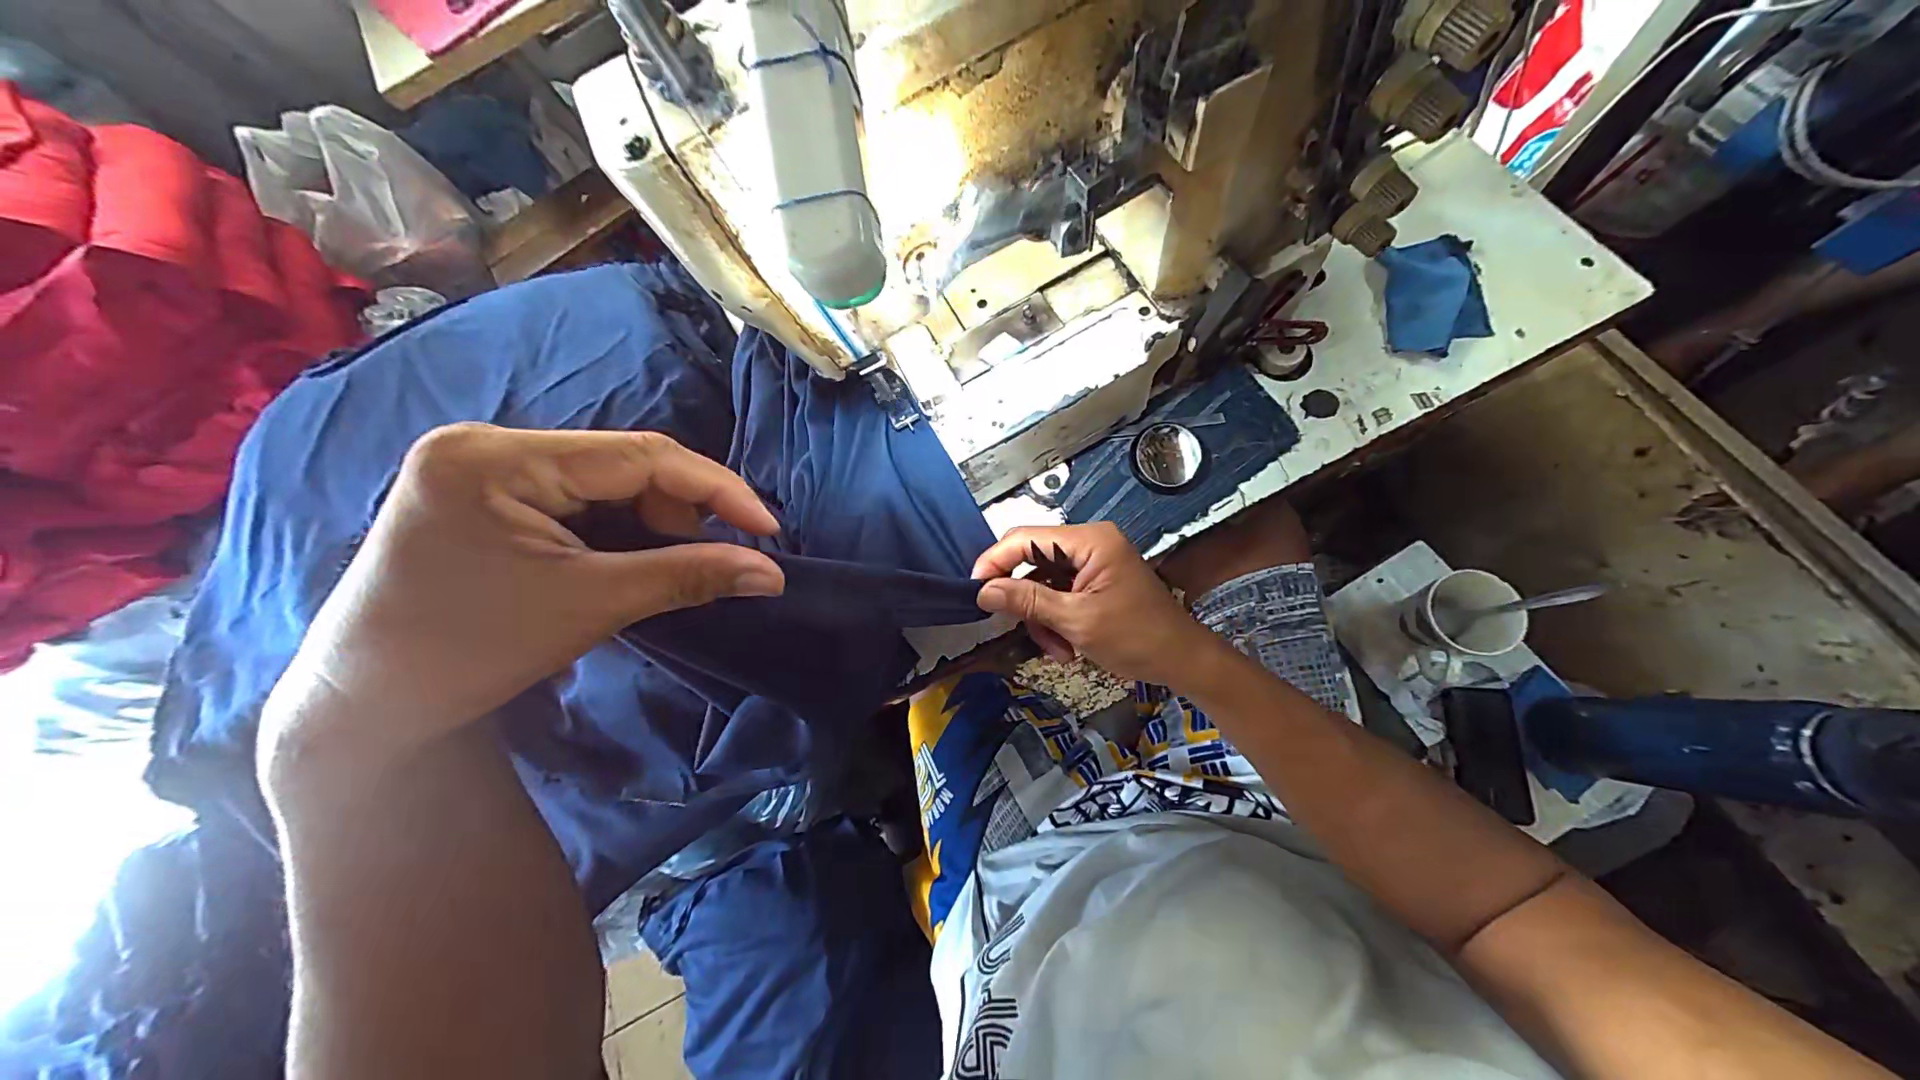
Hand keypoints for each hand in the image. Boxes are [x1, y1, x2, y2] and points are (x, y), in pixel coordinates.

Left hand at [260, 424, 785, 785]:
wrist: (364, 706)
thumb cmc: (471, 652)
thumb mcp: (591, 605)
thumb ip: (689, 575)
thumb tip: (771, 573)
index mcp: (498, 458)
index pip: (639, 455)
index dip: (715, 488)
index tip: (766, 529)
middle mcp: (486, 444)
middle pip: (622, 465)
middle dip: (677, 513)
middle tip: (711, 561)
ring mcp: (480, 466)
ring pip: (603, 482)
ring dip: (649, 523)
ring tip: (663, 569)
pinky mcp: (483, 493)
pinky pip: (575, 498)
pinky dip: (615, 529)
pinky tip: (624, 561)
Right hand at [972, 523, 1228, 685]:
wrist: (1183, 660)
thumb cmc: (1136, 638)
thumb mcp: (1076, 621)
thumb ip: (1027, 601)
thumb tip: (982, 590)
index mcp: (1090, 540)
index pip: (1025, 537)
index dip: (995, 561)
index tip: (974, 589)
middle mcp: (1090, 542)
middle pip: (1032, 559)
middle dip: (1026, 600)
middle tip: (1024, 629)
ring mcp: (1093, 561)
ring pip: (1042, 582)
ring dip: (1042, 618)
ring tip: (1059, 649)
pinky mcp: (1095, 580)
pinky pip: (1059, 593)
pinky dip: (1056, 620)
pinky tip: (1069, 646)